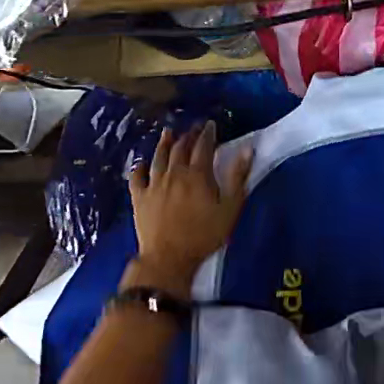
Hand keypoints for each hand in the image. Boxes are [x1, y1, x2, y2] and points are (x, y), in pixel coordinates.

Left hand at [124, 123, 253, 298]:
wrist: (169, 258)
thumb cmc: (204, 235)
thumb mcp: (230, 208)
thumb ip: (238, 177)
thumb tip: (247, 149)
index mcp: (198, 174)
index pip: (203, 147)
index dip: (207, 134)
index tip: (210, 125)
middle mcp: (174, 173)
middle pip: (180, 148)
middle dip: (188, 135)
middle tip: (192, 128)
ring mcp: (154, 184)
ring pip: (159, 157)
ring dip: (164, 143)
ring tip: (167, 133)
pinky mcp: (139, 198)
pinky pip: (136, 177)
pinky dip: (139, 167)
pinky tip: (141, 163)